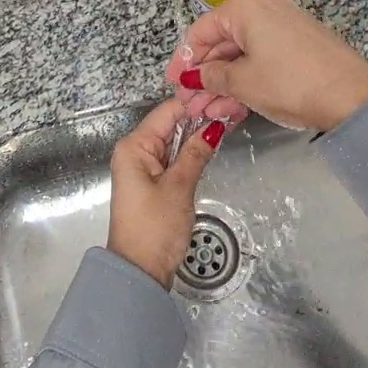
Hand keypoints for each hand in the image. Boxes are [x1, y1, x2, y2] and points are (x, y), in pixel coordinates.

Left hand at [107, 98, 224, 288]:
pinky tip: (211, 144)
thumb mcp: (179, 187)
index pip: (167, 112)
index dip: (194, 103)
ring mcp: (143, 168)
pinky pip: (172, 158)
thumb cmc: (155, 227)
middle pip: (170, 124)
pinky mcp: (152, 183)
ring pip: (173, 141)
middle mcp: (135, 151)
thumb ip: (195, 154)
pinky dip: (190, 152)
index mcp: (134, 146)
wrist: (139, 272)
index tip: (223, 95)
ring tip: (228, 119)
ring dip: (197, 134)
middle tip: (232, 106)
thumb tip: (215, 126)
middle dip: (199, 117)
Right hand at [165, 0, 367, 131]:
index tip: (172, 84)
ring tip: (208, 113)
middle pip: (223, 42)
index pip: (201, 31)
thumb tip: (191, 78)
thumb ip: (210, 77)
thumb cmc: (291, 83)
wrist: (354, 98)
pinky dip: (246, 79)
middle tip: (189, 105)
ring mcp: (284, 24)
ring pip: (243, 54)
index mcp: (245, 8)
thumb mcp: (242, 83)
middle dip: (204, 77)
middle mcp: (264, 7)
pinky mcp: (300, 43)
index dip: (183, 60)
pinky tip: (232, 106)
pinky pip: (262, 57)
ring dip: (223, 83)